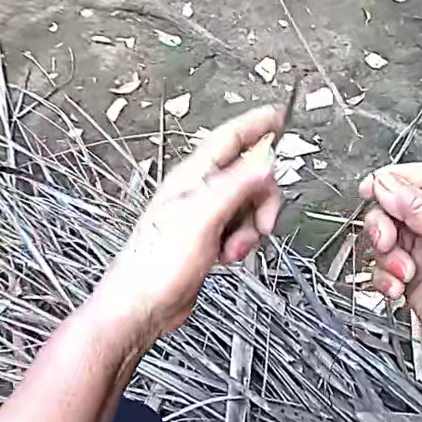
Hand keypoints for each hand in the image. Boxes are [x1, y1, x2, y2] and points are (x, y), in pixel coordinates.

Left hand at [93, 105, 284, 341]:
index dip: (256, 125)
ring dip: (250, 228)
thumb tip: (264, 160)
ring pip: (247, 205)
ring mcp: (204, 217)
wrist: (144, 304)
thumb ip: (235, 185)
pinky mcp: (209, 240)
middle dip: (262, 199)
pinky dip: (241, 242)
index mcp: (193, 177)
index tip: (277, 117)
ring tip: (233, 246)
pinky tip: (227, 256)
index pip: (230, 138)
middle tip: (260, 222)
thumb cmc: (156, 263)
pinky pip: (239, 229)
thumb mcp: (202, 216)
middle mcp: (199, 193)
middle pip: (248, 175)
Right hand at [359, 163, 421, 375]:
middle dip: (384, 223)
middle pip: (397, 209)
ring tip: (402, 270)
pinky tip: (399, 286)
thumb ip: (420, 207)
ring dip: (386, 255)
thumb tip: (389, 184)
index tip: (371, 188)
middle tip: (385, 237)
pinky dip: (385, 279)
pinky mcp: (416, 282)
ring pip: (387, 240)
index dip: (394, 181)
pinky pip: (385, 271)